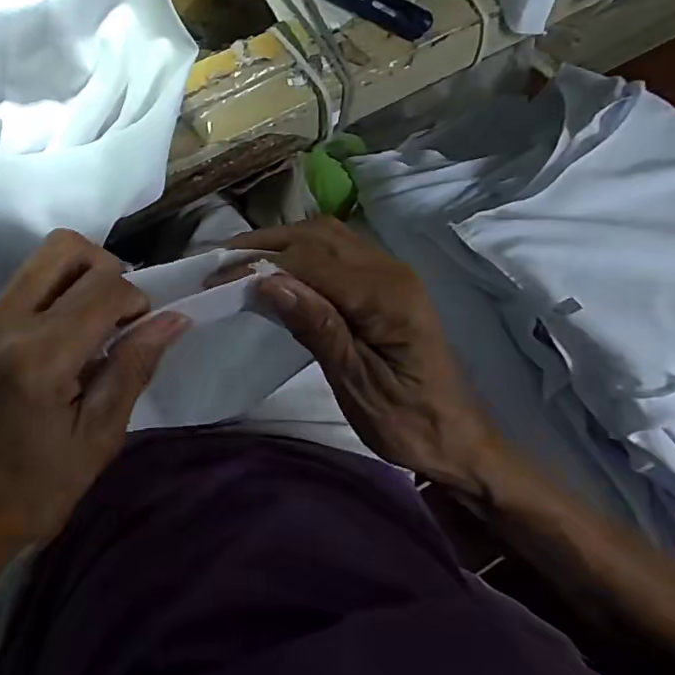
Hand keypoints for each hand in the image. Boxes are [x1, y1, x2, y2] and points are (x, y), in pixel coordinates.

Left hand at [0, 229, 188, 591]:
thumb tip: (174, 318)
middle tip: (118, 314)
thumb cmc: (35, 492)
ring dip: (76, 281)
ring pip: (39, 263)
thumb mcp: (98, 438)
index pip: (104, 287)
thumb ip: (133, 367)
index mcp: (37, 357)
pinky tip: (55, 350)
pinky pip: (18, 291)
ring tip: (89, 331)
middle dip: (106, 268)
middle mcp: (0, 323)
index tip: (141, 332)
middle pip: (64, 248)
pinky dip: (48, 302)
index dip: (137, 300)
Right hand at [223, 219, 505, 490]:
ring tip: (240, 259)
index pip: (308, 262)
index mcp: (385, 297)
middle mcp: (391, 271)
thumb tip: (268, 282)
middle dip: (263, 244)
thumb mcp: (357, 384)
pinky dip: (300, 248)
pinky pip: (337, 248)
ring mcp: (391, 272)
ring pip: (326, 234)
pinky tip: (278, 265)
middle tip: (219, 263)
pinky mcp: (386, 281)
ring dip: (280, 240)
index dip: (258, 264)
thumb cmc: (408, 422)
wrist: (459, 440)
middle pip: (316, 236)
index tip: (215, 279)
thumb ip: (318, 327)